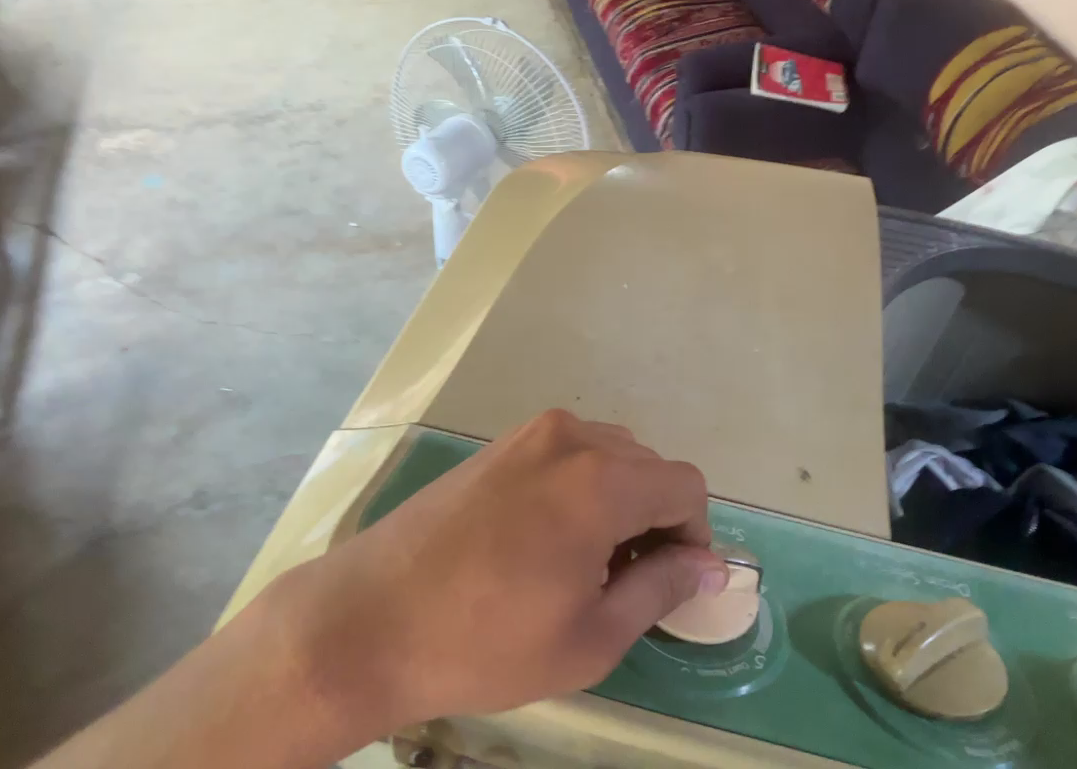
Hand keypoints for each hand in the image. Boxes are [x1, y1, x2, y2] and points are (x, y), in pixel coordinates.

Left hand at [272, 409, 727, 743]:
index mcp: (601, 479)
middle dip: (656, 520)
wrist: (366, 621)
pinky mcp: (499, 444)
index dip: (693, 536)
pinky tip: (545, 540)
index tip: (671, 582)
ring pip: (610, 456)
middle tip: (626, 583)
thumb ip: (661, 588)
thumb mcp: (590, 636)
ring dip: (619, 502)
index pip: (685, 487)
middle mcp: (571, 437)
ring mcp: (529, 434)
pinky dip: (581, 488)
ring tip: (584, 564)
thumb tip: (710, 565)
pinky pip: (569, 453)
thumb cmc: (485, 641)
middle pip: (649, 468)